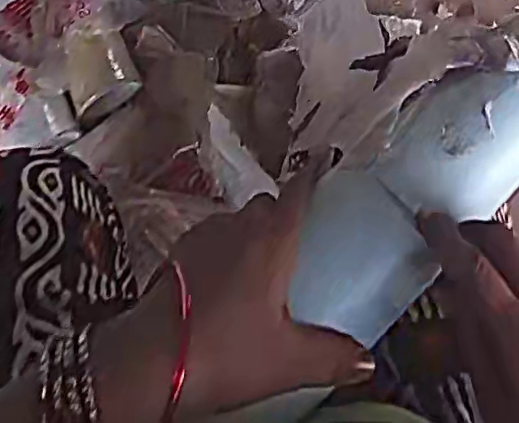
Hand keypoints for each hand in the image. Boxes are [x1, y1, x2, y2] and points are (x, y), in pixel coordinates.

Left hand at [97, 164, 368, 418]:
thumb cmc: (226, 350)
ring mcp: (208, 232)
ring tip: (259, 267)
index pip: (298, 190)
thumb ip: (331, 355)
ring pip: (239, 219)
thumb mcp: (287, 361)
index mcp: (273, 239)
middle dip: (282, 212)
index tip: (324, 157)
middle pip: (268, 202)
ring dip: (252, 232)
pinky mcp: (182, 246)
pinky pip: (214, 235)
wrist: (152, 358)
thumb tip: (367, 360)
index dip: (313, 171)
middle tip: (295, 241)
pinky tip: (225, 280)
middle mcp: (242, 224)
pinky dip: (225, 247)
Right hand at [420, 214, 518, 422]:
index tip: (430, 222)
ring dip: (497, 259)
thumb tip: (450, 288)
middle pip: (500, 241)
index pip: (472, 264)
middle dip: (471, 234)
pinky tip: (512, 302)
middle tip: (450, 241)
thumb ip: (466, 329)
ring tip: (478, 280)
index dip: (444, 237)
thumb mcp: (489, 391)